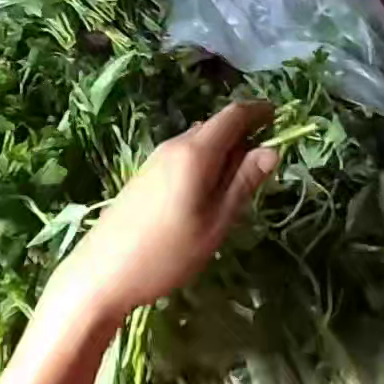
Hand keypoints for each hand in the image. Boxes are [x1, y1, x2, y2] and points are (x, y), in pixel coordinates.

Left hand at [52, 101, 277, 318]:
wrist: (102, 272)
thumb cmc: (167, 253)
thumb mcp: (215, 223)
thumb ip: (242, 184)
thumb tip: (271, 150)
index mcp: (195, 152)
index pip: (232, 115)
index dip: (259, 112)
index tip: (281, 116)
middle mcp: (174, 145)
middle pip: (215, 125)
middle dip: (244, 133)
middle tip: (267, 160)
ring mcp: (156, 158)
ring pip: (199, 140)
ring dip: (224, 149)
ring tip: (241, 181)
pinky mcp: (146, 174)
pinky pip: (184, 154)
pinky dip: (206, 160)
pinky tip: (209, 192)